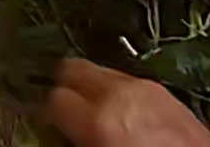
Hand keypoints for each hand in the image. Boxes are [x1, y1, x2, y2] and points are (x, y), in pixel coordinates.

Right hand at [47, 58, 209, 146]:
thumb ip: (78, 141)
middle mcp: (118, 93)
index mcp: (101, 121)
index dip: (46, 114)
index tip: (45, 125)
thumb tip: (59, 132)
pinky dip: (116, 94)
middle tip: (64, 116)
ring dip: (91, 90)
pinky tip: (125, 120)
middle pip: (71, 68)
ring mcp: (143, 87)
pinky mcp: (164, 91)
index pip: (54, 99)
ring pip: (98, 71)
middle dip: (63, 89)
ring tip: (95, 118)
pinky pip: (125, 81)